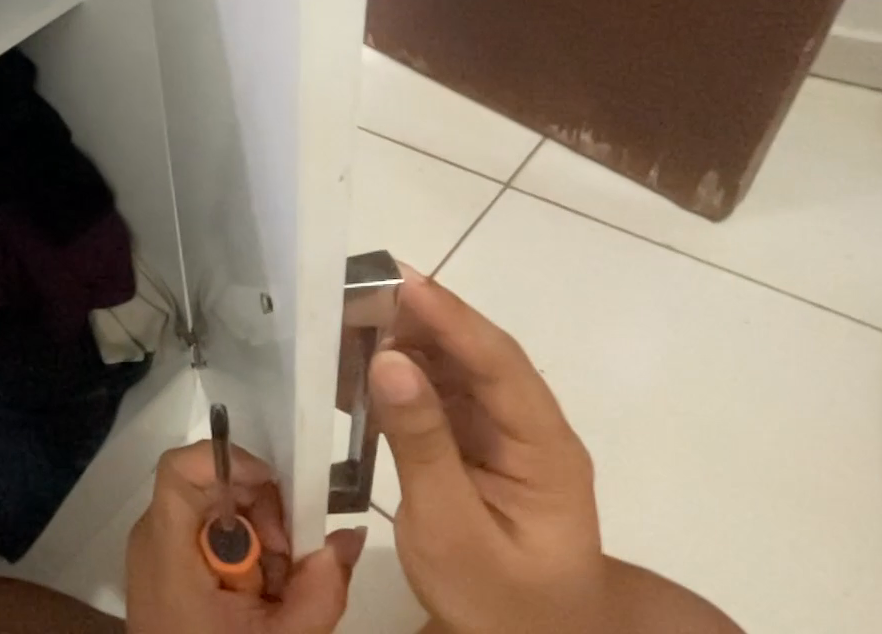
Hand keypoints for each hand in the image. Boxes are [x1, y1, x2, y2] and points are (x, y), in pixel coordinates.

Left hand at [126, 442, 363, 633]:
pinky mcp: (162, 562)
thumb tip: (349, 535)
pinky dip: (239, 551)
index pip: (179, 469)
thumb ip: (320, 589)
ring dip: (255, 535)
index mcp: (168, 550)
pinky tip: (257, 593)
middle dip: (259, 509)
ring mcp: (154, 548)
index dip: (228, 461)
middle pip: (207, 484)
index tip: (274, 489)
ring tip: (276, 587)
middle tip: (290, 556)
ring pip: (211, 507)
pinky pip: (203, 531)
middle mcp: (153, 536)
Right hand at [371, 266, 606, 633]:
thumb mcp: (453, 531)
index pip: (499, 365)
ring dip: (394, 336)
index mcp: (543, 448)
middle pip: (470, 351)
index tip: (398, 280)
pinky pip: (424, 388)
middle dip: (414, 314)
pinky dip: (385, 371)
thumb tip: (388, 360)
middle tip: (349, 286)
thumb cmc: (496, 600)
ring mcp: (492, 427)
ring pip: (443, 362)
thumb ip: (422, 445)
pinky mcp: (464, 435)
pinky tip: (344, 363)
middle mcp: (522, 423)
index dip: (450, 318)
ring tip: (337, 315)